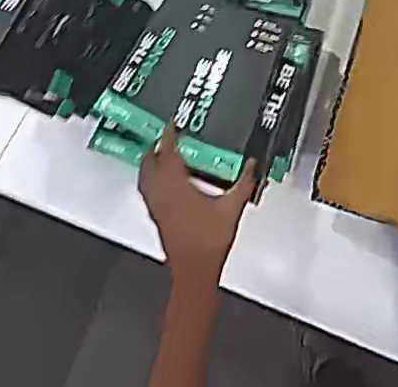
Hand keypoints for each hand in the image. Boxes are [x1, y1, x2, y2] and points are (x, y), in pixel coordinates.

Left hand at [138, 124, 258, 293]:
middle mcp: (162, 195)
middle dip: (156, 147)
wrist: (194, 274)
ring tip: (161, 153)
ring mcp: (157, 208)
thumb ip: (244, 183)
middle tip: (166, 136)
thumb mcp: (232, 207)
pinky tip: (164, 182)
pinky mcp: (157, 219)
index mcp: (177, 187)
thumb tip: (252, 164)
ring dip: (151, 163)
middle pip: (150, 165)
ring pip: (145, 179)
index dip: (168, 136)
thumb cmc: (209, 242)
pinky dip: (152, 180)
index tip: (171, 124)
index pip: (167, 154)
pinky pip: (148, 192)